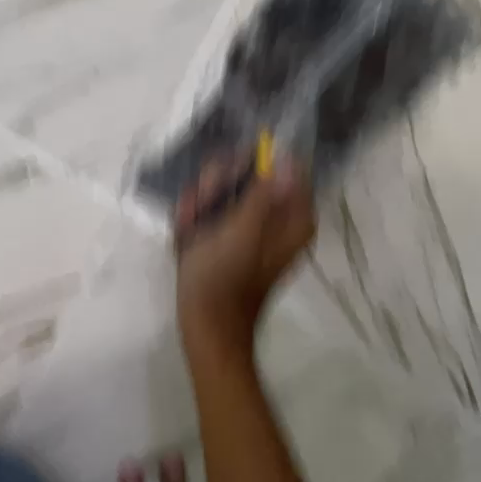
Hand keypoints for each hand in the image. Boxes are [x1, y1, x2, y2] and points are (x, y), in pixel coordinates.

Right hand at [173, 154, 315, 360]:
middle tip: (201, 204)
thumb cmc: (224, 278)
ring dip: (200, 200)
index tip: (226, 178)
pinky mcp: (228, 233)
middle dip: (216, 184)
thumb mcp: (243, 232)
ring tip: (191, 226)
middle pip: (247, 172)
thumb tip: (286, 158)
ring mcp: (250, 223)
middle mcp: (275, 216)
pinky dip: (196, 216)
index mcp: (292, 217)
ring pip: (223, 187)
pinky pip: (211, 206)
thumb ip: (262, 193)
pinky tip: (188, 234)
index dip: (251, 163)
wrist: (203, 323)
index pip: (281, 165)